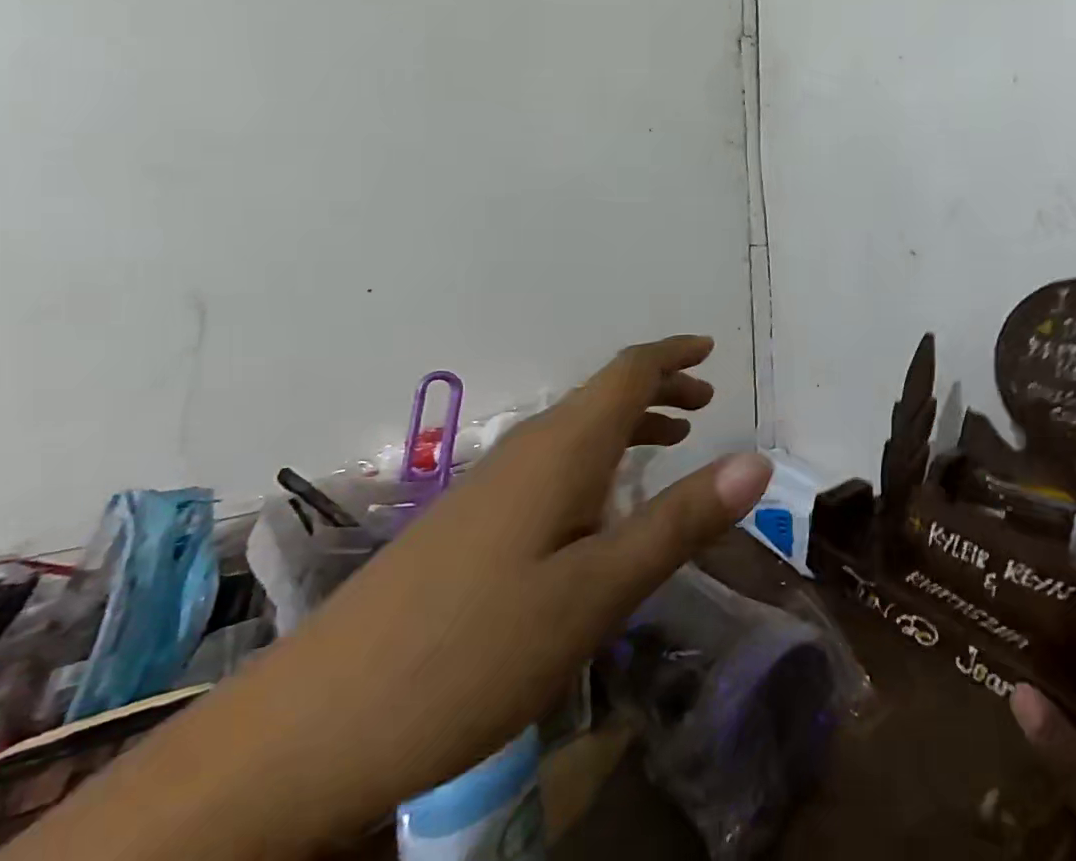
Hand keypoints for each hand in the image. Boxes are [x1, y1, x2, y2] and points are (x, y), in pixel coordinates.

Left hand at [2, 336, 773, 860]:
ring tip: (672, 442)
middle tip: (706, 402)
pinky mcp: (470, 527)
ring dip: (630, 425)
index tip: (711, 348)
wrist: (317, 729)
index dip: (672, 355)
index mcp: (558, 452)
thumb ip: (681, 520)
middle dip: (659, 389)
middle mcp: (521, 454)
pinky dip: (598, 462)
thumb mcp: (601, 588)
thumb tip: (758, 460)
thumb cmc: (478, 650)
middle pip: (600, 397)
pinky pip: (552, 467)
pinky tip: (603, 505)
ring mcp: (488, 490)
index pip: (625, 374)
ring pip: (575, 434)